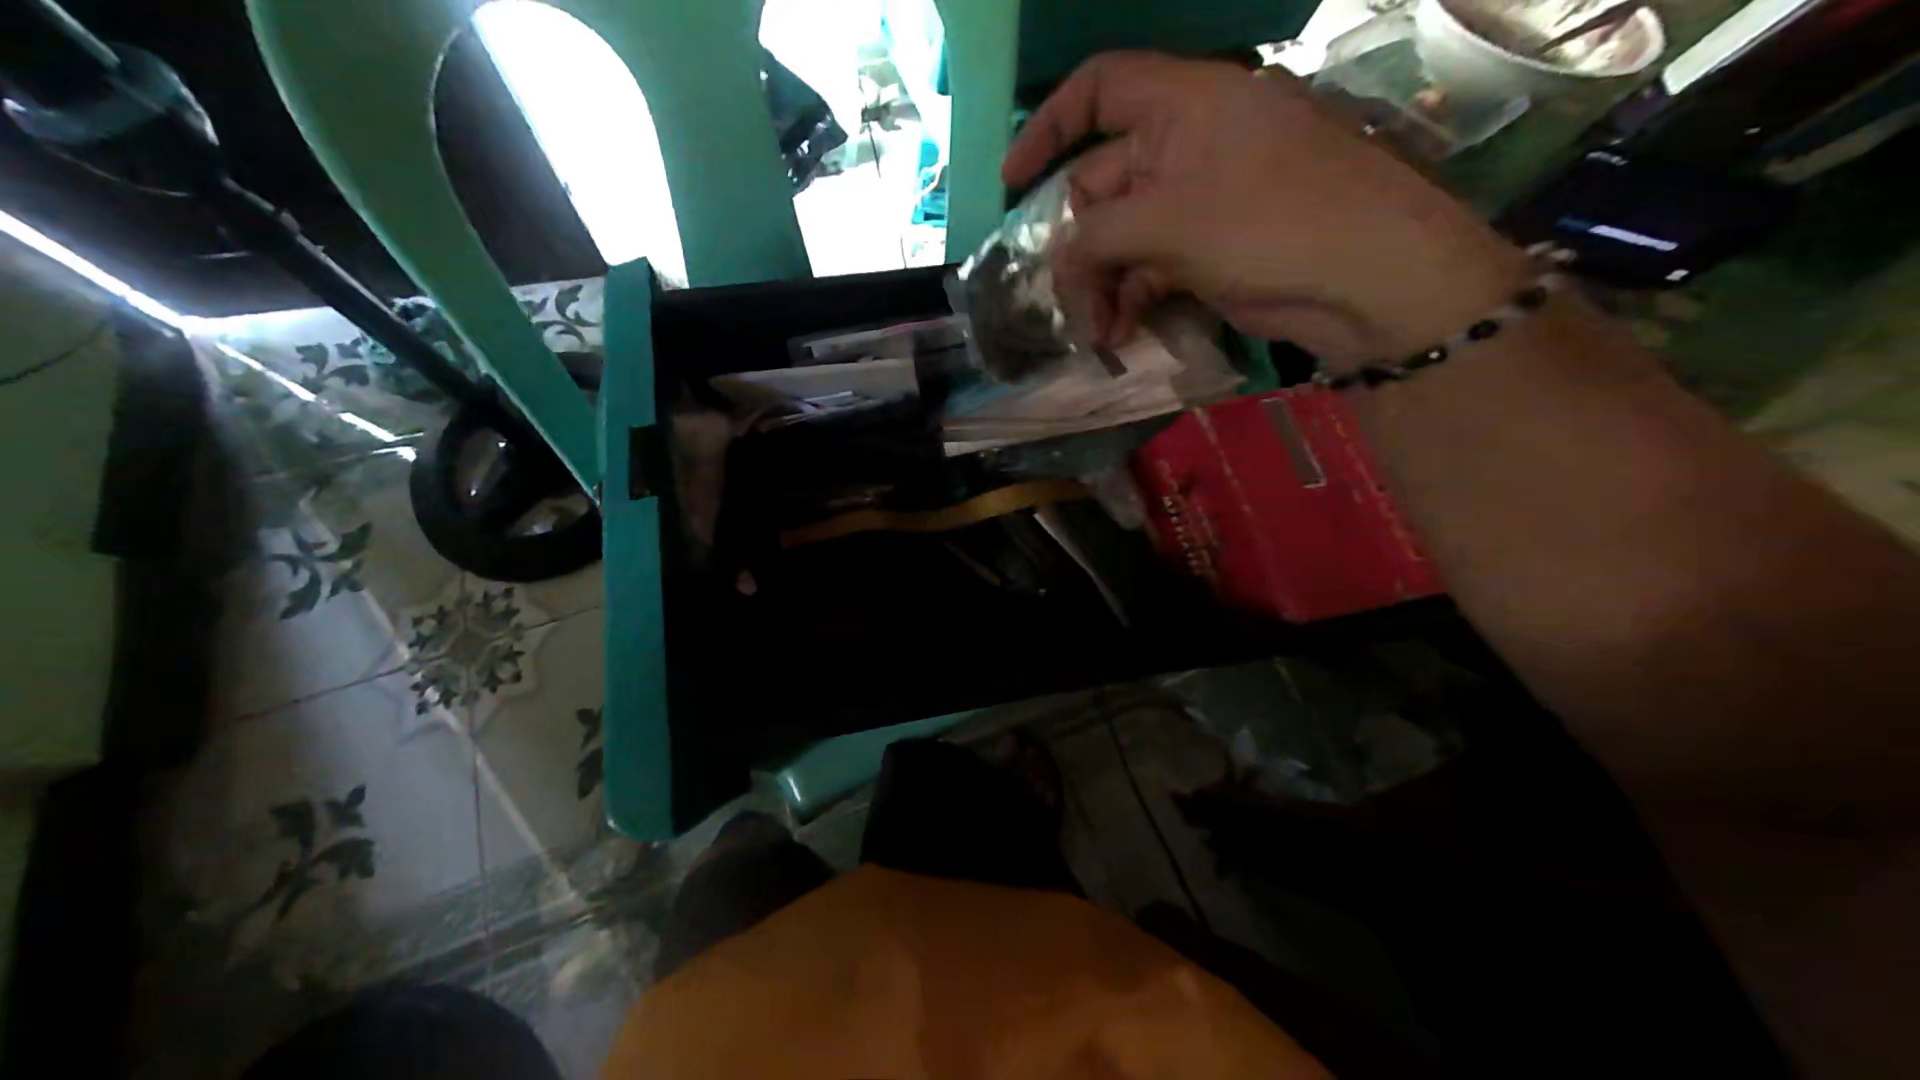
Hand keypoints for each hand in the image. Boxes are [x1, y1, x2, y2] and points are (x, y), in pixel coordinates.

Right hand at [1003, 52, 1530, 368]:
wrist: (1369, 282)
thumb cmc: (1270, 224)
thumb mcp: (1167, 224)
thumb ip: (1095, 237)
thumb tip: (1063, 261)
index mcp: (1183, 104)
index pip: (1100, 89)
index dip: (1048, 126)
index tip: (1012, 182)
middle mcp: (1188, 143)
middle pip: (1102, 184)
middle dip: (1079, 248)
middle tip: (1068, 301)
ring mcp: (1201, 199)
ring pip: (1124, 236)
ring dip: (1103, 286)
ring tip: (1099, 334)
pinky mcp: (1211, 247)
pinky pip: (1151, 265)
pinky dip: (1132, 298)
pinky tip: (1121, 334)